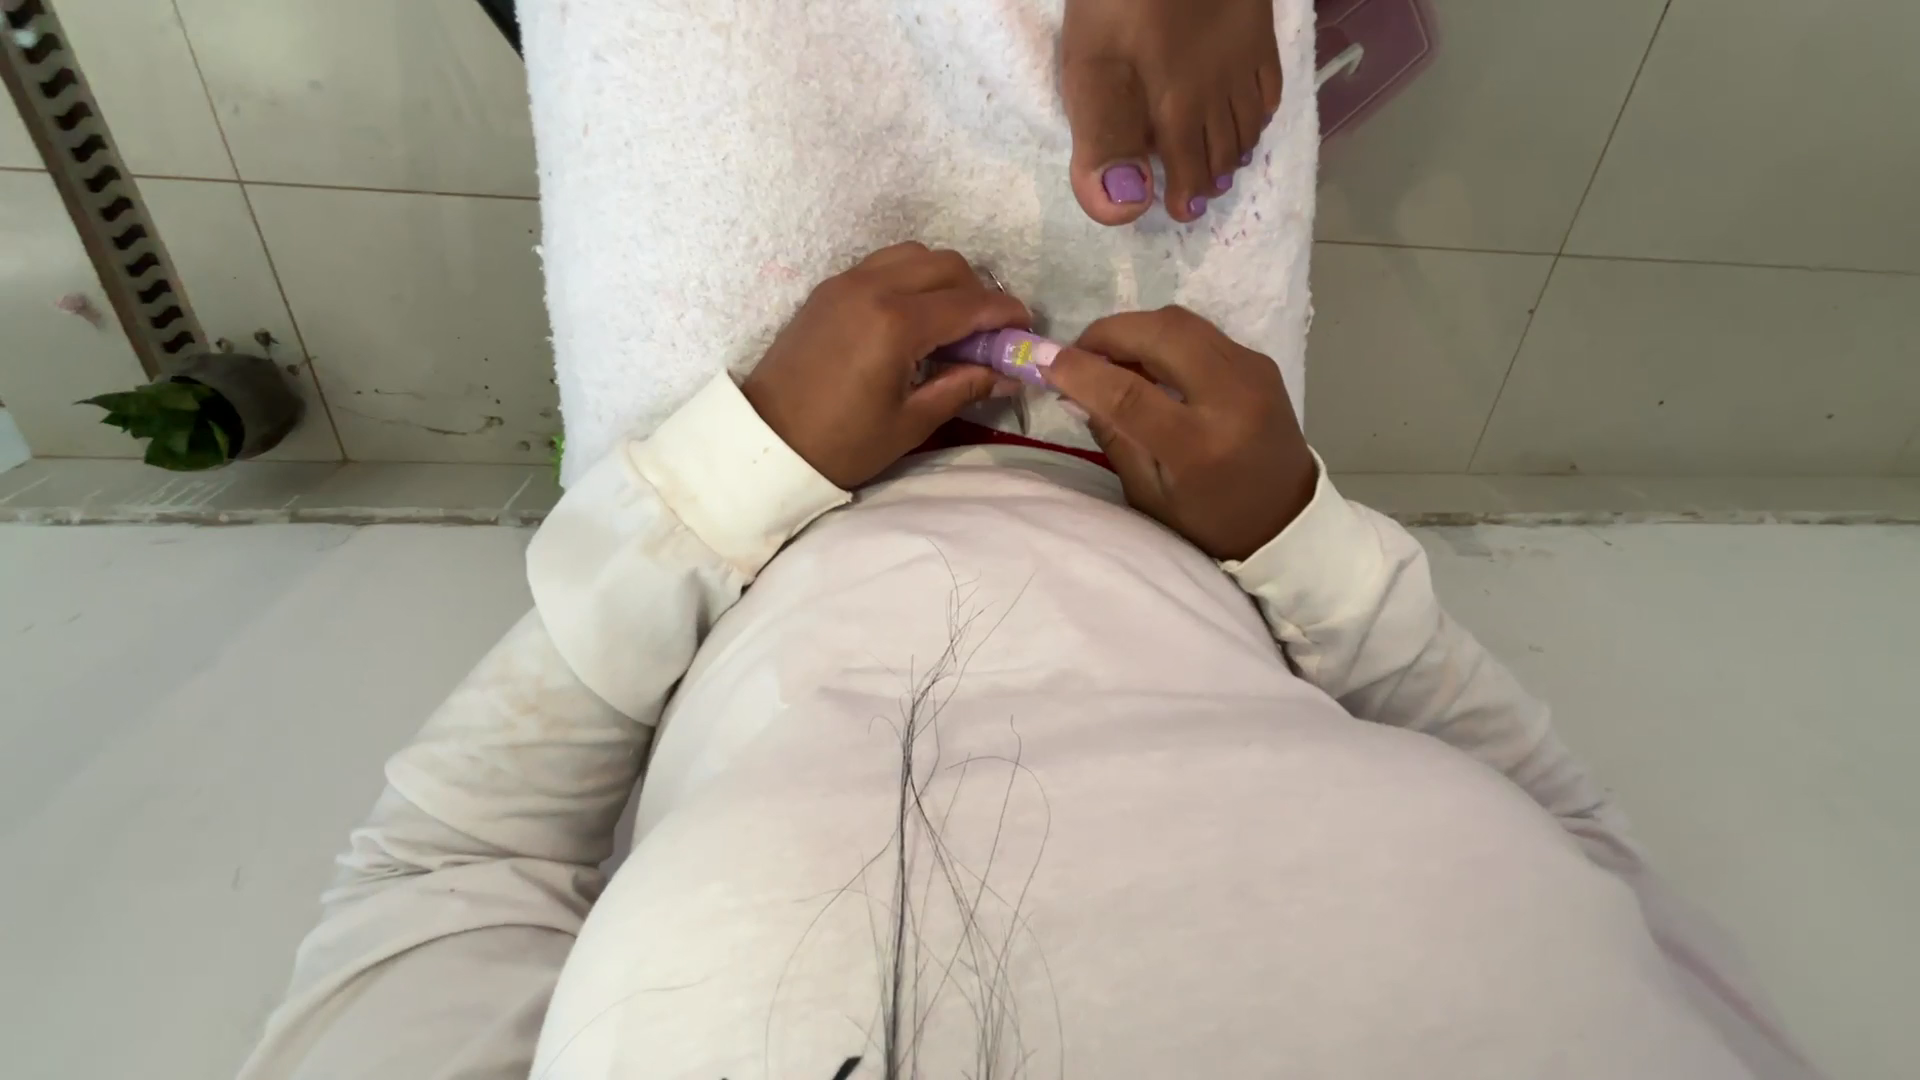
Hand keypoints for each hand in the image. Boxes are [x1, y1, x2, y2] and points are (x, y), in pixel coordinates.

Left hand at [742, 243, 1027, 488]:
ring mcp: (845, 282)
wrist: (765, 443)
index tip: (1026, 328)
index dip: (1005, 313)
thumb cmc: (841, 444)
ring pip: (913, 255)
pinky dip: (910, 278)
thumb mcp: (911, 422)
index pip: (969, 302)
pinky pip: (883, 264)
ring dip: (943, 279)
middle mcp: (872, 287)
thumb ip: (963, 387)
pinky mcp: (827, 290)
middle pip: (946, 264)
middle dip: (978, 292)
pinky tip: (914, 318)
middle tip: (987, 333)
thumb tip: (1007, 373)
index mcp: (896, 323)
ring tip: (950, 323)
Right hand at [1044, 306, 1315, 560]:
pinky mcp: (1258, 362)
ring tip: (1108, 360)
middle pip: (1160, 332)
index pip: (1129, 392)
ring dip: (1134, 331)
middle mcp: (1232, 397)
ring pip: (1180, 321)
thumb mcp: (1150, 494)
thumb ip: (1113, 436)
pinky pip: (1199, 332)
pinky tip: (1146, 365)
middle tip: (1078, 355)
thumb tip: (1074, 390)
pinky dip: (1161, 338)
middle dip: (1108, 333)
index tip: (1046, 362)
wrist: (1288, 520)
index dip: (1081, 371)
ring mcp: (1252, 372)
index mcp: (1200, 446)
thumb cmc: (1210, 521)